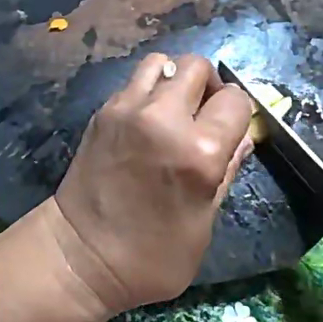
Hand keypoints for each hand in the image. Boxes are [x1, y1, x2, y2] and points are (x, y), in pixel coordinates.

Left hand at [45, 54, 253, 313]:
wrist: (79, 260)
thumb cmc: (153, 256)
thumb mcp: (205, 221)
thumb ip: (227, 170)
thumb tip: (243, 136)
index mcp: (198, 151)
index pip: (235, 100)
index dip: (239, 115)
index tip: (231, 132)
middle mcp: (163, 118)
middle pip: (198, 67)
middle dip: (209, 87)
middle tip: (204, 116)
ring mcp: (127, 109)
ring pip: (163, 61)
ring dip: (176, 80)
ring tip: (175, 111)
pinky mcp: (102, 112)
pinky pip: (136, 82)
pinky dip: (149, 92)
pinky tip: (148, 123)